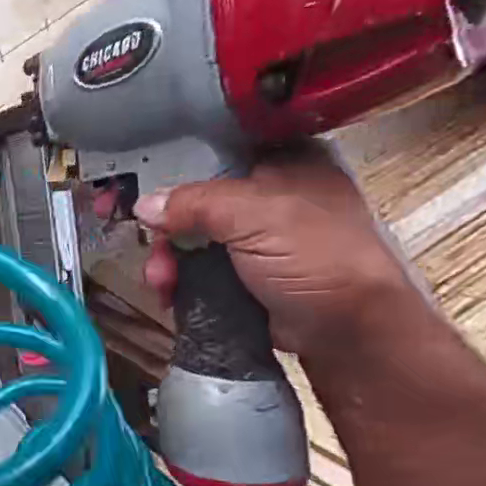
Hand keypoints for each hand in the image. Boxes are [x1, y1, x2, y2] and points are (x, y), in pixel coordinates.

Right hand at [128, 141, 435, 364]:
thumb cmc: (321, 262)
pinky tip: (171, 293)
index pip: (215, 153)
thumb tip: (144, 205)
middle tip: (155, 253)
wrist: (347, 332)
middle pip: (192, 202)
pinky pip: (194, 267)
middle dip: (166, 232)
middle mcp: (267, 196)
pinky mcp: (241, 272)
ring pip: (189, 238)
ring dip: (167, 261)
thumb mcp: (259, 218)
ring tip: (164, 283)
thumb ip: (198, 203)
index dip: (172, 171)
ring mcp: (253, 238)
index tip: (137, 193)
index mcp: (284, 164)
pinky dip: (178, 280)